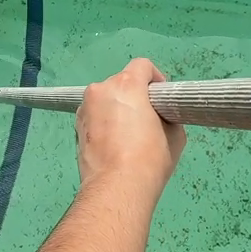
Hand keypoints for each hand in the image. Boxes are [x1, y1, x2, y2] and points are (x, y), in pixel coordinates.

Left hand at [74, 58, 185, 196]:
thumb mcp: (175, 134)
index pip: (142, 65)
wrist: (116, 186)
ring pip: (105, 98)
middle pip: (121, 82)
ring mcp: (84, 107)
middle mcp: (100, 89)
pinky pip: (95, 114)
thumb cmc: (150, 158)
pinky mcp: (76, 125)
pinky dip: (104, 121)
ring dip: (117, 107)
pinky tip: (112, 143)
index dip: (155, 79)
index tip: (160, 99)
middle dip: (135, 95)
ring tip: (127, 134)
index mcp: (126, 85)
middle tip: (146, 119)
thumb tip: (156, 116)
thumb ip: (166, 115)